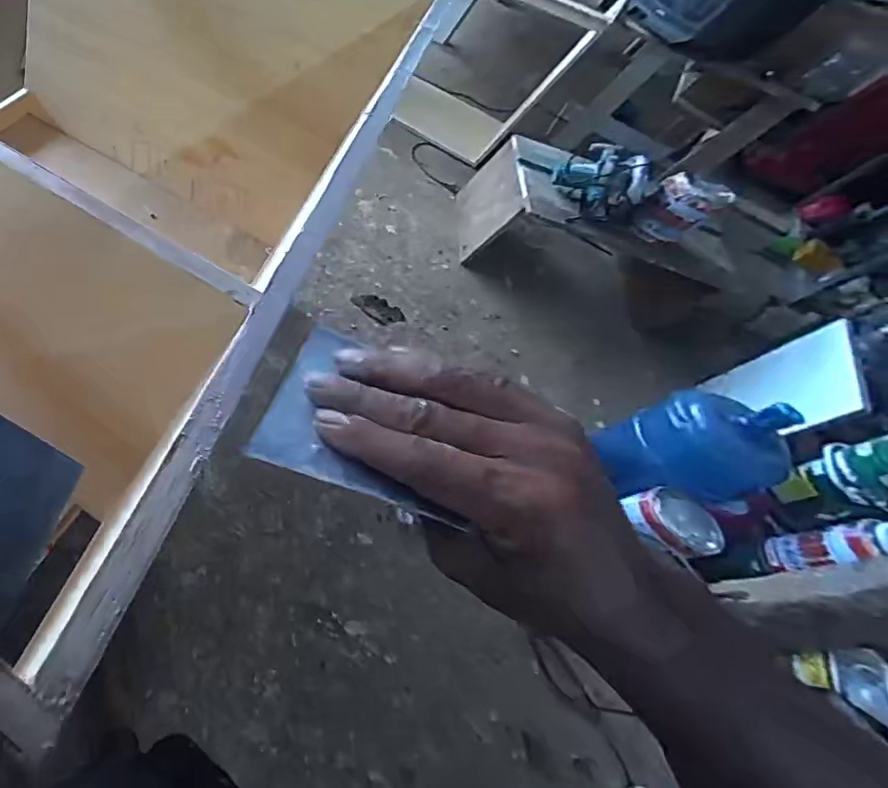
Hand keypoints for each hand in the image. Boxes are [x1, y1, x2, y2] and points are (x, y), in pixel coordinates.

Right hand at [305, 347, 680, 653]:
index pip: (422, 458)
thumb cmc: (540, 590)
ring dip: (392, 369)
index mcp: (518, 502)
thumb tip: (370, 460)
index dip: (366, 438)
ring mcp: (549, 428)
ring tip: (346, 359)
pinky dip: (432, 367)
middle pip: (430, 415)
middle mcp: (535, 455)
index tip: (320, 420)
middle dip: (364, 398)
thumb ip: (419, 507)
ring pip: (454, 385)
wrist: (631, 591)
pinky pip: (482, 380)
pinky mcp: (551, 414)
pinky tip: (394, 357)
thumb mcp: (465, 563)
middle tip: (317, 384)